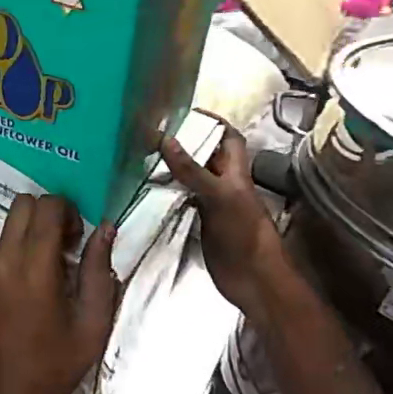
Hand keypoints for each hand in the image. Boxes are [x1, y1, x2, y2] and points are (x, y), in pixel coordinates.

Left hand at [0, 195, 117, 393]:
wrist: (7, 385)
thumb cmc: (56, 361)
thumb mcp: (92, 322)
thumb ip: (99, 272)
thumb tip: (105, 229)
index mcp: (32, 266)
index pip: (45, 208)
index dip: (67, 210)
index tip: (80, 236)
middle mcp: (3, 255)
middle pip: (22, 203)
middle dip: (48, 213)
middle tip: (69, 244)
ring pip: (9, 220)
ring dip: (34, 228)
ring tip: (56, 264)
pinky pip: (2, 241)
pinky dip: (21, 244)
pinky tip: (36, 277)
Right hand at [158, 124, 290, 320]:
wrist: (255, 283)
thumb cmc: (245, 236)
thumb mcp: (220, 198)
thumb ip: (193, 171)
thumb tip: (165, 139)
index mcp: (236, 174)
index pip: (228, 138)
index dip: (212, 122)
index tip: (183, 110)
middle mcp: (223, 185)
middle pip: (204, 155)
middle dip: (182, 141)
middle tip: (148, 130)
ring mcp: (209, 204)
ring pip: (188, 176)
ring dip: (168, 165)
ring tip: (138, 152)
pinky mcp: (197, 222)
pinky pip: (177, 197)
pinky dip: (162, 190)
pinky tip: (142, 186)